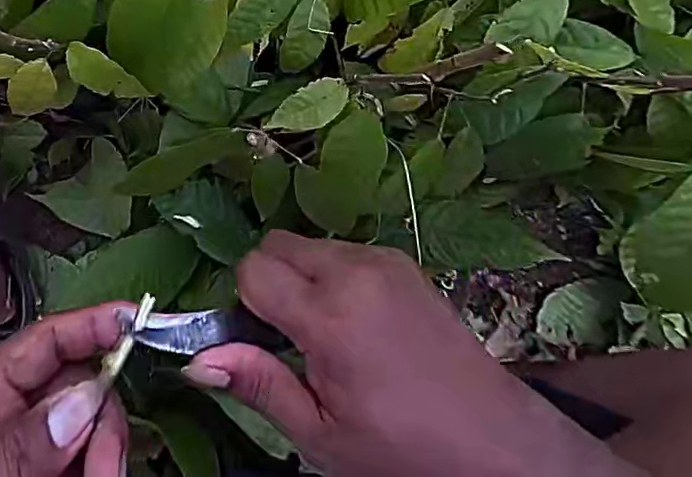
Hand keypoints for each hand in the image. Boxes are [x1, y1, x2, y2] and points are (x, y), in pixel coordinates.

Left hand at [0, 302, 132, 476]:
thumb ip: (12, 447)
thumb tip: (86, 395)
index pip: (44, 339)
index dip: (92, 320)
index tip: (135, 317)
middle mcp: (12, 413)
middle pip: (82, 381)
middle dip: (105, 412)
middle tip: (107, 464)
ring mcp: (33, 447)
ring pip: (94, 423)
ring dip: (107, 450)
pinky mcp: (51, 471)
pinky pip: (89, 459)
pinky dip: (100, 469)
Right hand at [183, 233, 640, 476]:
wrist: (495, 439)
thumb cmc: (401, 449)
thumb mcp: (322, 436)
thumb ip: (259, 385)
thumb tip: (196, 360)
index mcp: (328, 316)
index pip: (254, 267)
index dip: (245, 301)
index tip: (261, 337)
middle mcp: (352, 270)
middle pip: (277, 244)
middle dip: (269, 279)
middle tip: (291, 335)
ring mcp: (381, 257)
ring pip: (309, 243)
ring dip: (301, 275)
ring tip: (329, 330)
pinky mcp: (401, 257)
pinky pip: (344, 248)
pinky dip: (333, 272)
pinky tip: (359, 319)